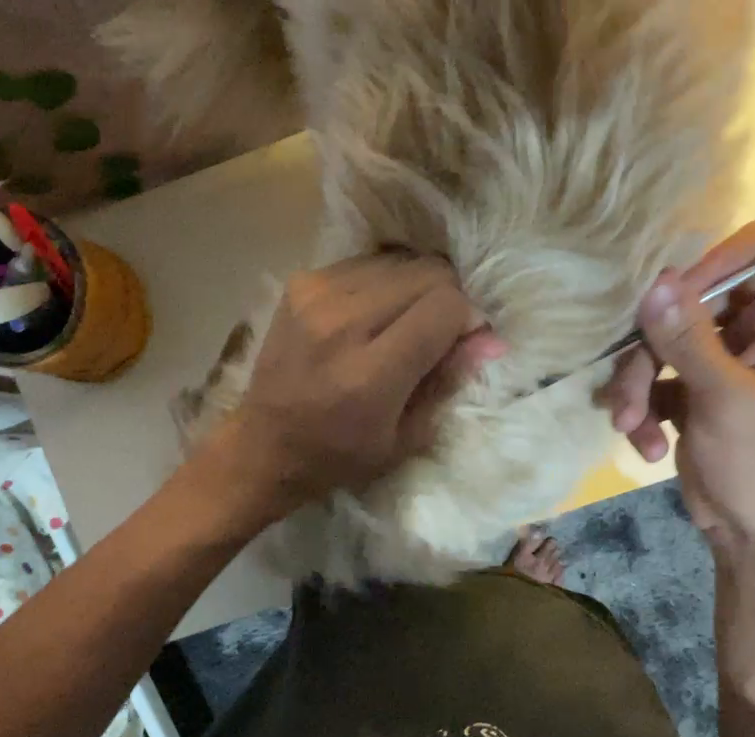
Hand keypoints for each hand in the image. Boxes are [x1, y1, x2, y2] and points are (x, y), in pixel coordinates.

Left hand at [215, 254, 501, 510]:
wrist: (264, 445)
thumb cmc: (339, 457)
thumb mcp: (404, 439)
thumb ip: (447, 382)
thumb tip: (490, 339)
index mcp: (370, 374)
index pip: (444, 307)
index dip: (467, 319)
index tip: (464, 342)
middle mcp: (342, 323)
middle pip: (427, 274)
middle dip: (447, 298)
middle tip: (439, 333)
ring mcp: (316, 295)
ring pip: (399, 261)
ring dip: (415, 288)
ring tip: (405, 324)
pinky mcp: (301, 282)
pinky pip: (366, 263)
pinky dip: (383, 283)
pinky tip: (374, 315)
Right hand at [620, 222, 754, 554]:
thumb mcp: (727, 399)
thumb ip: (688, 337)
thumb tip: (655, 279)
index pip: (753, 251)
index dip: (707, 268)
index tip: (666, 305)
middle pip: (691, 302)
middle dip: (650, 349)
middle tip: (626, 395)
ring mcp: (725, 366)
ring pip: (663, 344)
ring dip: (637, 386)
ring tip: (627, 428)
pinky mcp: (697, 398)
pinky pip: (656, 382)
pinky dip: (643, 411)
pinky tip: (642, 445)